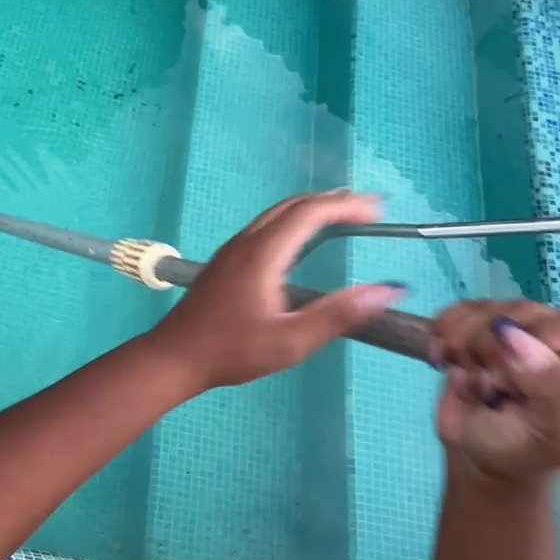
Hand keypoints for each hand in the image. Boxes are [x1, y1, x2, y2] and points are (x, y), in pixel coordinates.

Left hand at [145, 191, 405, 390]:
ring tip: (342, 218)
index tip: (378, 210)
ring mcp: (230, 251)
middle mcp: (245, 243)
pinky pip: (263, 228)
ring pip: (274, 215)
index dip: (346, 205)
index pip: (309, 213)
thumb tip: (387, 291)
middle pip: (291, 206)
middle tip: (366, 209)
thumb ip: (338, 315)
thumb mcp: (290, 341)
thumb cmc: (230, 352)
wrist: (173, 357)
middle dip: (331, 202)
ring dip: (309, 211)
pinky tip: (301, 243)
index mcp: (262, 254)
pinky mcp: (223, 263)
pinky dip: (290, 224)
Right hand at [428, 300, 559, 485]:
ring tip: (467, 376)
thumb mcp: (555, 440)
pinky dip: (444, 329)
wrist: (478, 455)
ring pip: (489, 310)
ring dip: (464, 342)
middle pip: (527, 313)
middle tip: (488, 384)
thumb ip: (555, 395)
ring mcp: (520, 332)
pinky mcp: (482, 327)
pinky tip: (442, 355)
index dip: (547, 334)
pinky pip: (461, 310)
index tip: (511, 366)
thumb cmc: (525, 453)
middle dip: (492, 346)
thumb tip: (520, 342)